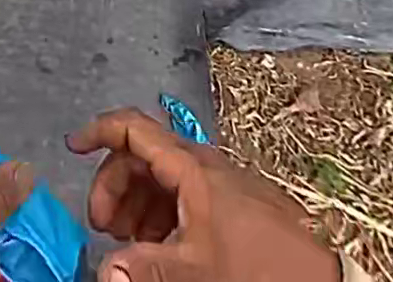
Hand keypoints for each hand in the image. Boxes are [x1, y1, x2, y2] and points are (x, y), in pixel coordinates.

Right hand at [67, 108, 340, 281]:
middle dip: (114, 185)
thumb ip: (145, 267)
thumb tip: (103, 273)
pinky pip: (179, 193)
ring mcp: (214, 179)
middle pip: (141, 154)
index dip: (100, 130)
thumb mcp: (195, 269)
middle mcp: (198, 162)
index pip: (134, 127)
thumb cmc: (255, 266)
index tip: (73, 146)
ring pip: (159, 175)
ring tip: (129, 244)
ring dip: (135, 204)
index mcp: (188, 165)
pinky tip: (158, 247)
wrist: (319, 275)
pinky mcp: (226, 199)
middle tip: (103, 229)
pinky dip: (158, 214)